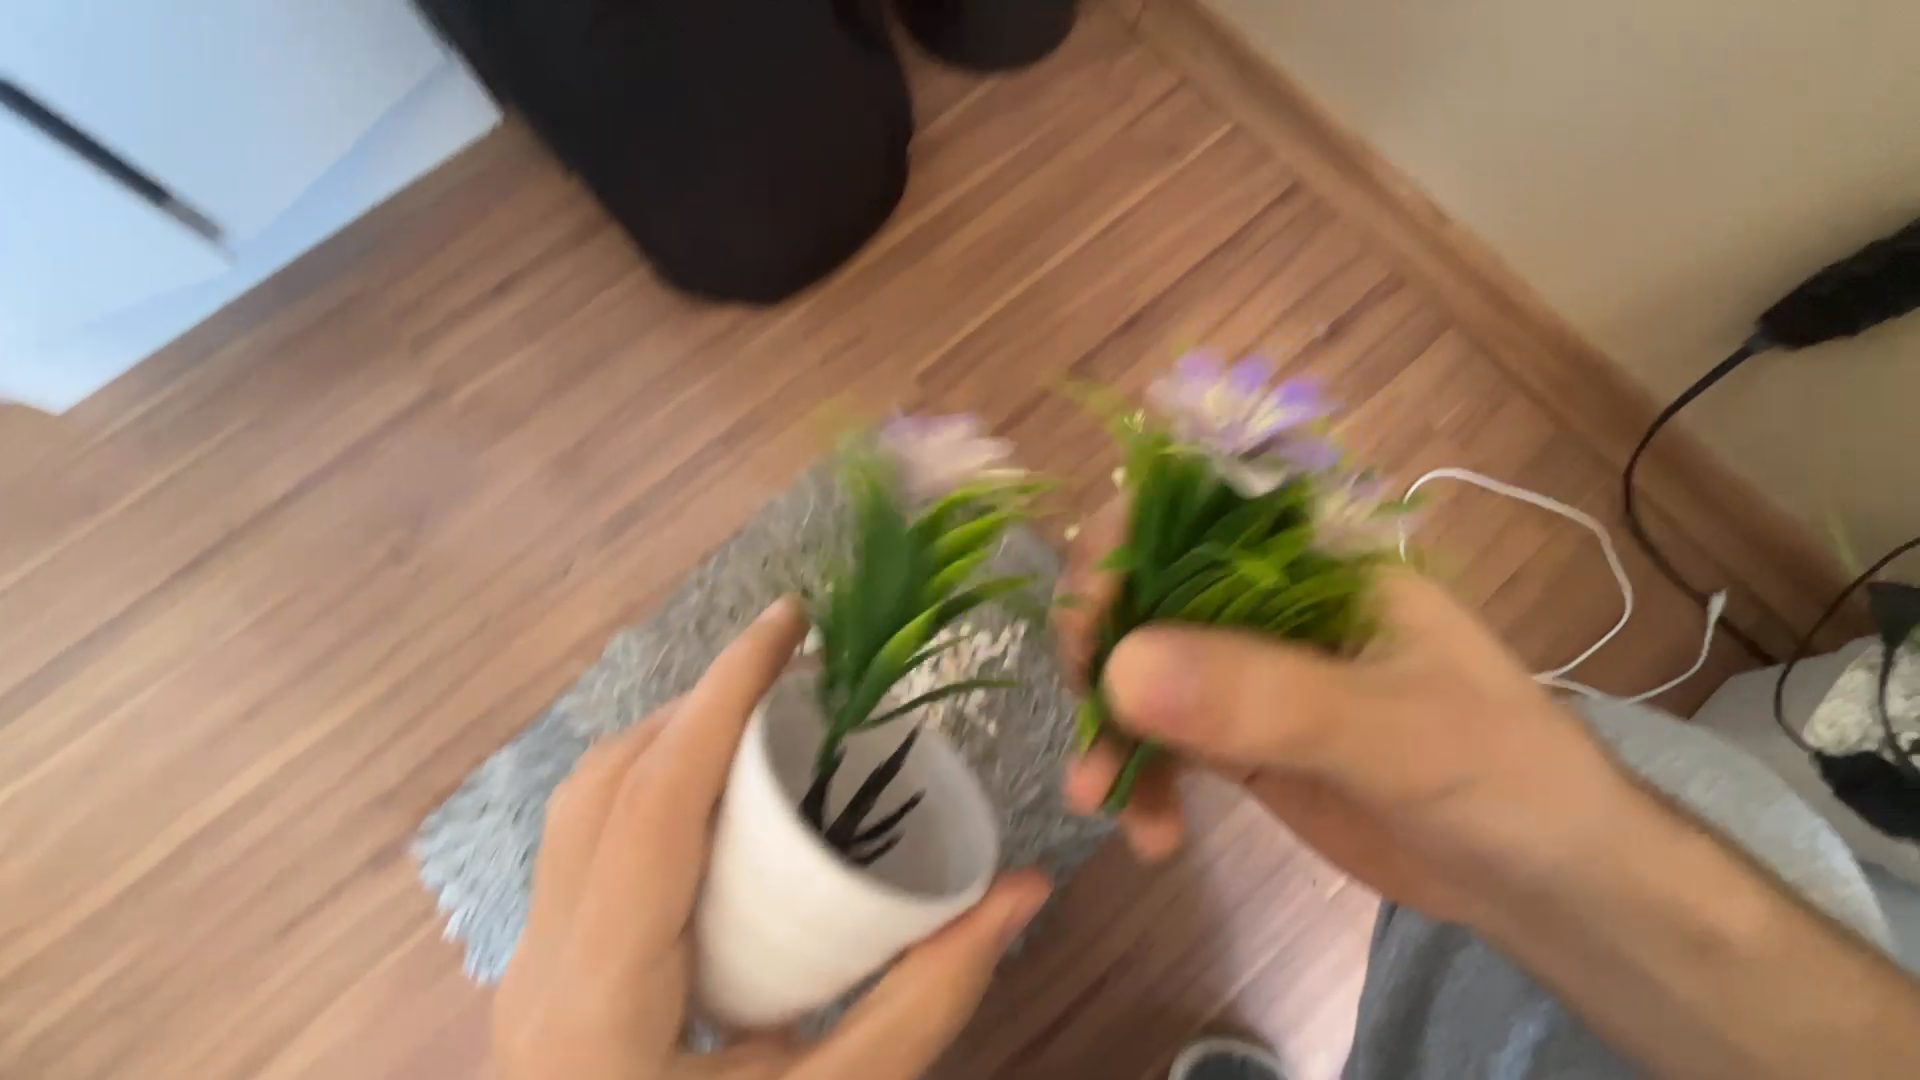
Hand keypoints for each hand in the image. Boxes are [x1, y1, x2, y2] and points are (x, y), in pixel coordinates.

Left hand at [496, 596, 1051, 1079]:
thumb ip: (926, 997)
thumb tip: (1024, 888)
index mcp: (600, 1000)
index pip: (653, 801)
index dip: (722, 695)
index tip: (788, 621)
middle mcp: (543, 968)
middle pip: (608, 784)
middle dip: (702, 704)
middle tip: (794, 674)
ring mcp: (531, 971)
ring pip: (585, 805)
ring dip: (671, 738)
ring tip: (760, 718)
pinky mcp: (548, 974)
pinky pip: (587, 839)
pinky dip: (651, 782)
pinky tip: (717, 793)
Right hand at [1054, 498, 1629, 923]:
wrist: (1545, 882)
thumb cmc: (1503, 776)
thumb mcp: (1392, 732)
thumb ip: (1262, 696)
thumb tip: (1120, 669)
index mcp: (1308, 554)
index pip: (1185, 509)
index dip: (1119, 549)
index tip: (1088, 628)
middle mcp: (1261, 596)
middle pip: (1140, 589)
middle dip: (1098, 651)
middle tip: (1089, 718)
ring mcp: (1241, 666)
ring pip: (1137, 669)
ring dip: (1107, 729)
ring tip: (1097, 797)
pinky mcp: (1231, 731)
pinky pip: (1156, 736)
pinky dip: (1137, 777)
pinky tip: (1150, 834)